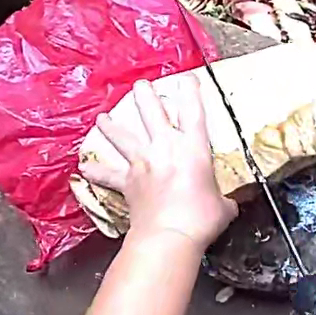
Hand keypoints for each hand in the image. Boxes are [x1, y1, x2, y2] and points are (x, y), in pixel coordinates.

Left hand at [81, 76, 237, 248]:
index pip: (193, 110)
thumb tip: (230, 205)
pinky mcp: (127, 183)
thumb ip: (225, 200)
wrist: (169, 235)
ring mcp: (143, 163)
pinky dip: (96, 172)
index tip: (187, 79)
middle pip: (152, 113)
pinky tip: (85, 168)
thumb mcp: (224, 206)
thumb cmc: (200, 219)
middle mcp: (165, 148)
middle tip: (141, 85)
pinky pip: (108, 175)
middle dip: (146, 96)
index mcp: (193, 148)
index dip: (191, 91)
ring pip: (123, 137)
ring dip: (112, 127)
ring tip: (102, 118)